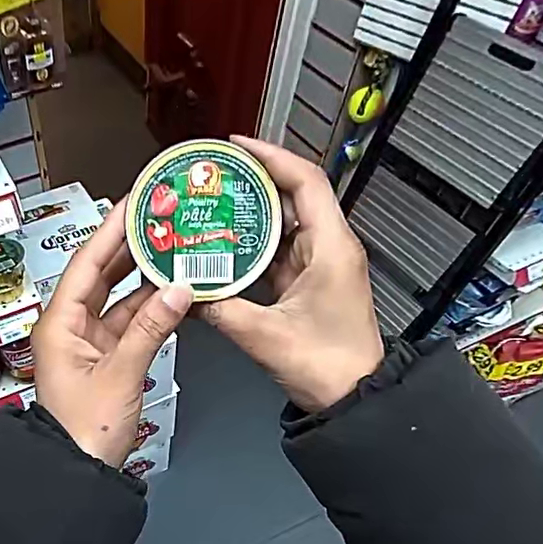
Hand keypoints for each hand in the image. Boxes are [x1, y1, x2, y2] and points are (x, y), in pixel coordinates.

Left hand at [32, 204, 190, 466]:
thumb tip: (178, 290)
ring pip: (121, 298)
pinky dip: (153, 310)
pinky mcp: (107, 357)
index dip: (112, 229)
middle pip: (103, 274)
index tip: (134, 201)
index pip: (87, 262)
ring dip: (146, 278)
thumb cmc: (83, 431)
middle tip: (159, 217)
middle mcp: (71, 326)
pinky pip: (131, 322)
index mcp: (60, 323)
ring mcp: (90, 342)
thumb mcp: (121, 374)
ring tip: (174, 247)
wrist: (79, 473)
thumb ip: (152, 329)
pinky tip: (174, 293)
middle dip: (130, 246)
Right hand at [198, 136, 384, 412]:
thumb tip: (188, 293)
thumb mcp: (265, 336)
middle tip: (216, 176)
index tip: (237, 146)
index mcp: (332, 248)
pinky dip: (252, 244)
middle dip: (252, 181)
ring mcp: (320, 264)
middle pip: (291, 195)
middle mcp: (330, 248)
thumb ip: (221, 309)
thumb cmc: (332, 366)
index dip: (271, 156)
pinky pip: (277, 250)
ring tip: (214, 205)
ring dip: (250, 213)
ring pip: (282, 223)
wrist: (355, 396)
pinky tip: (225, 246)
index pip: (305, 181)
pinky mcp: (309, 281)